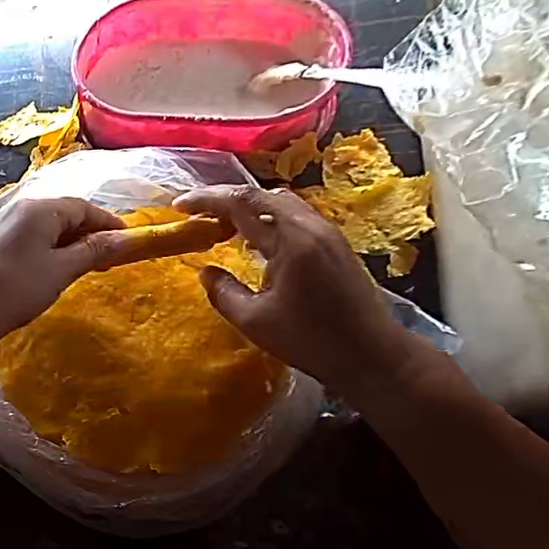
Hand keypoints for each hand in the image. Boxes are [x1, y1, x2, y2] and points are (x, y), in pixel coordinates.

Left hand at [0, 196, 126, 359]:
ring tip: (85, 268)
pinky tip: (53, 272)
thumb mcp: (62, 269)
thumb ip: (94, 250)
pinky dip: (49, 252)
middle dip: (89, 234)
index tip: (128, 242)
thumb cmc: (16, 289)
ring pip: (47, 230)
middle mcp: (19, 211)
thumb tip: (125, 238)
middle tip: (109, 259)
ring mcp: (3, 229)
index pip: (84, 207)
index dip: (108, 224)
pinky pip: (30, 242)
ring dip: (69, 245)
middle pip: (65, 215)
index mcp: (39, 209)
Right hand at [171, 184, 431, 402]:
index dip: (206, 200)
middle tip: (195, 214)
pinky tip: (250, 238)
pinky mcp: (332, 243)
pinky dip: (264, 217)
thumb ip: (222, 291)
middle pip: (262, 195)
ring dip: (246, 207)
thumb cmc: (309, 339)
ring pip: (279, 202)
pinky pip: (291, 216)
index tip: (178, 206)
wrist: (370, 353)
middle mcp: (311, 227)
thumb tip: (205, 272)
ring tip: (219, 225)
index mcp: (291, 241)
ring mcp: (326, 233)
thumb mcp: (252, 320)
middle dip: (223, 199)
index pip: (242, 204)